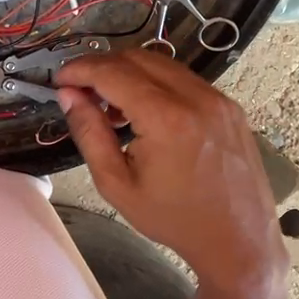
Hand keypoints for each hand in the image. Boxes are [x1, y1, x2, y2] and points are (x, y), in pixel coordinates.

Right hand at [55, 49, 285, 294]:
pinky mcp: (229, 106)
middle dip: (100, 66)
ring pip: (159, 62)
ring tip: (108, 101)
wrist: (240, 241)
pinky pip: (181, 77)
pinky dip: (153, 81)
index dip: (79, 69)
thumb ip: (88, 132)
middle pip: (135, 57)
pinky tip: (141, 109)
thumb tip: (67, 94)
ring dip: (126, 71)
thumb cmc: (173, 218)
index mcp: (166, 118)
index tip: (58, 79)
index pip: (112, 72)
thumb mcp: (115, 183)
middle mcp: (196, 97)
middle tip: (78, 90)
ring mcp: (218, 99)